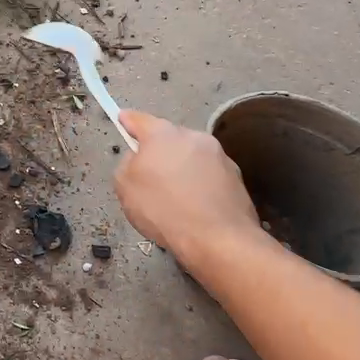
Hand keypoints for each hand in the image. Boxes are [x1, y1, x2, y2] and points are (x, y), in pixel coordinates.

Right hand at [113, 109, 268, 275]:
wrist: (219, 240)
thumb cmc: (164, 209)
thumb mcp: (124, 186)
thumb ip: (126, 163)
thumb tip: (138, 158)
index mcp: (163, 134)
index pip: (139, 119)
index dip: (128, 121)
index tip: (122, 120)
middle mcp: (194, 137)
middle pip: (169, 138)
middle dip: (158, 150)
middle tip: (149, 175)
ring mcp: (220, 156)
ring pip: (191, 156)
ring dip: (181, 167)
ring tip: (175, 196)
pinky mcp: (237, 178)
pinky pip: (209, 174)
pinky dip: (200, 183)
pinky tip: (195, 206)